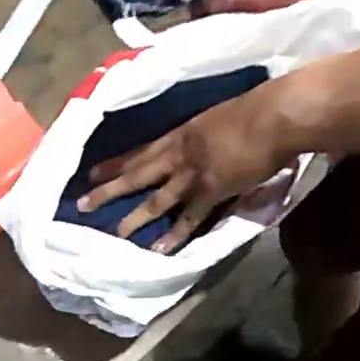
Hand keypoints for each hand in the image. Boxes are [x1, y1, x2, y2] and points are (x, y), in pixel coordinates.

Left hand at [77, 79, 300, 251]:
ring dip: (133, 219)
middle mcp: (177, 155)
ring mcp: (191, 175)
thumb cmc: (255, 110)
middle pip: (134, 175)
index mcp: (179, 134)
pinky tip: (158, 250)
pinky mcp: (210, 192)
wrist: (277, 115)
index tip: (91, 174)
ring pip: (154, 201)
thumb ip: (203, 137)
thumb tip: (203, 147)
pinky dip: (174, 236)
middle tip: (82, 205)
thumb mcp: (216, 119)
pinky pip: (188, 219)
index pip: (138, 152)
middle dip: (107, 191)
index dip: (114, 164)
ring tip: (116, 235)